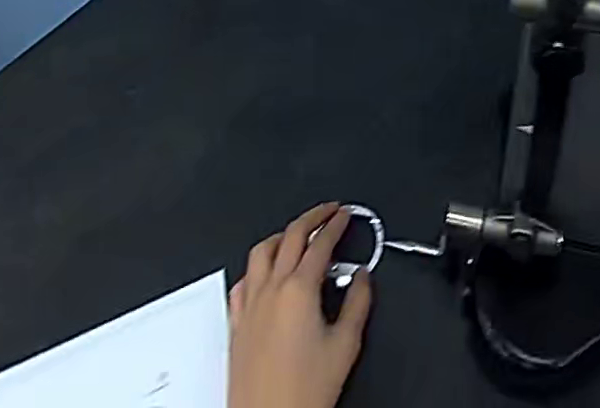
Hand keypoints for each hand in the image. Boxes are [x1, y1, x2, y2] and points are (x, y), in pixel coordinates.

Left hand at [228, 203, 371, 407]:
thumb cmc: (302, 393)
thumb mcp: (346, 344)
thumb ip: (358, 302)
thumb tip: (362, 278)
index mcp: (299, 291)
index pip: (320, 242)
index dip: (335, 223)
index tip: (344, 216)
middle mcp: (271, 292)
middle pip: (290, 235)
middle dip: (313, 216)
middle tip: (328, 211)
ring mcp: (250, 308)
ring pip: (261, 252)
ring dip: (283, 235)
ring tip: (298, 231)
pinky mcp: (237, 327)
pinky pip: (242, 282)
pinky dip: (257, 267)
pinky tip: (265, 272)